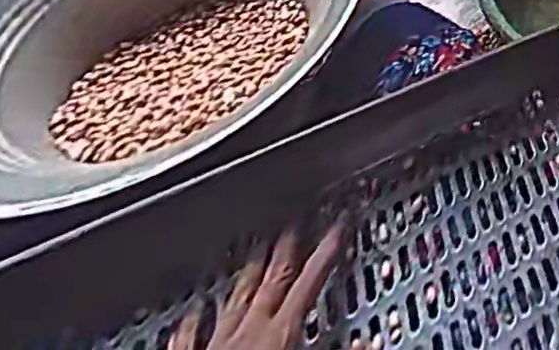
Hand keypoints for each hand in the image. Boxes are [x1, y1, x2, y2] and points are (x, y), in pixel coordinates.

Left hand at [171, 223, 343, 349]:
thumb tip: (369, 344)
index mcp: (280, 336)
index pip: (310, 282)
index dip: (327, 251)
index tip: (338, 227)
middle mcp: (248, 334)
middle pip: (272, 280)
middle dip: (287, 247)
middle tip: (296, 221)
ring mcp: (215, 348)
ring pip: (235, 298)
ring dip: (248, 271)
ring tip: (254, 246)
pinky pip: (189, 339)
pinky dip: (193, 321)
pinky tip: (192, 310)